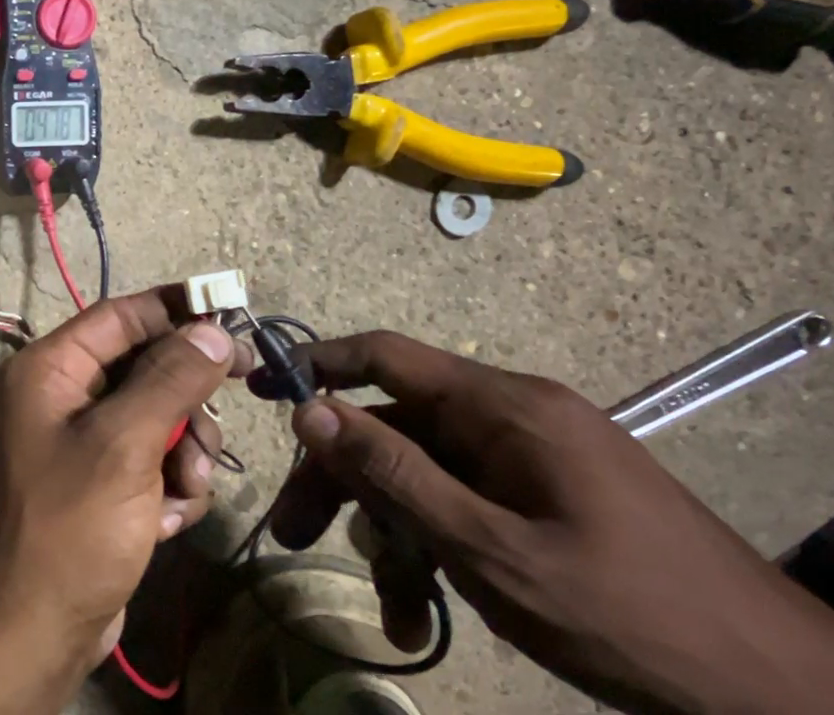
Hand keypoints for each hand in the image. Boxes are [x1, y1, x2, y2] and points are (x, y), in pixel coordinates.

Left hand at [0, 289, 237, 674]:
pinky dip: (170, 488)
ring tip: (184, 490)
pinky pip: (152, 463)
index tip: (233, 314)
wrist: (37, 627)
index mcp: (48, 370)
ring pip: (158, 419)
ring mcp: (80, 442)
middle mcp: (60, 396)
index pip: (119, 316)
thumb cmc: (71, 526)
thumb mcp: (125, 445)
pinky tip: (166, 521)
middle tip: (215, 427)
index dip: (175, 311)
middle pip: (144, 368)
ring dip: (184, 454)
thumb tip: (212, 329)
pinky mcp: (101, 484)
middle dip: (186, 403)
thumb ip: (170, 381)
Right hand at [272, 331, 833, 714]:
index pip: (386, 357)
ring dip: (394, 537)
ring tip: (394, 610)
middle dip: (342, 484)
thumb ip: (394, 473)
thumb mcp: (489, 547)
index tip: (258, 389)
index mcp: (504, 409)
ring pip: (425, 477)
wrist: (780, 692)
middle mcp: (513, 420)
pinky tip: (427, 611)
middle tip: (293, 533)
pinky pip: (465, 505)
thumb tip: (309, 409)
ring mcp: (532, 461)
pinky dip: (438, 551)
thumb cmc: (625, 610)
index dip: (316, 366)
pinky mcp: (546, 499)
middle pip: (394, 430)